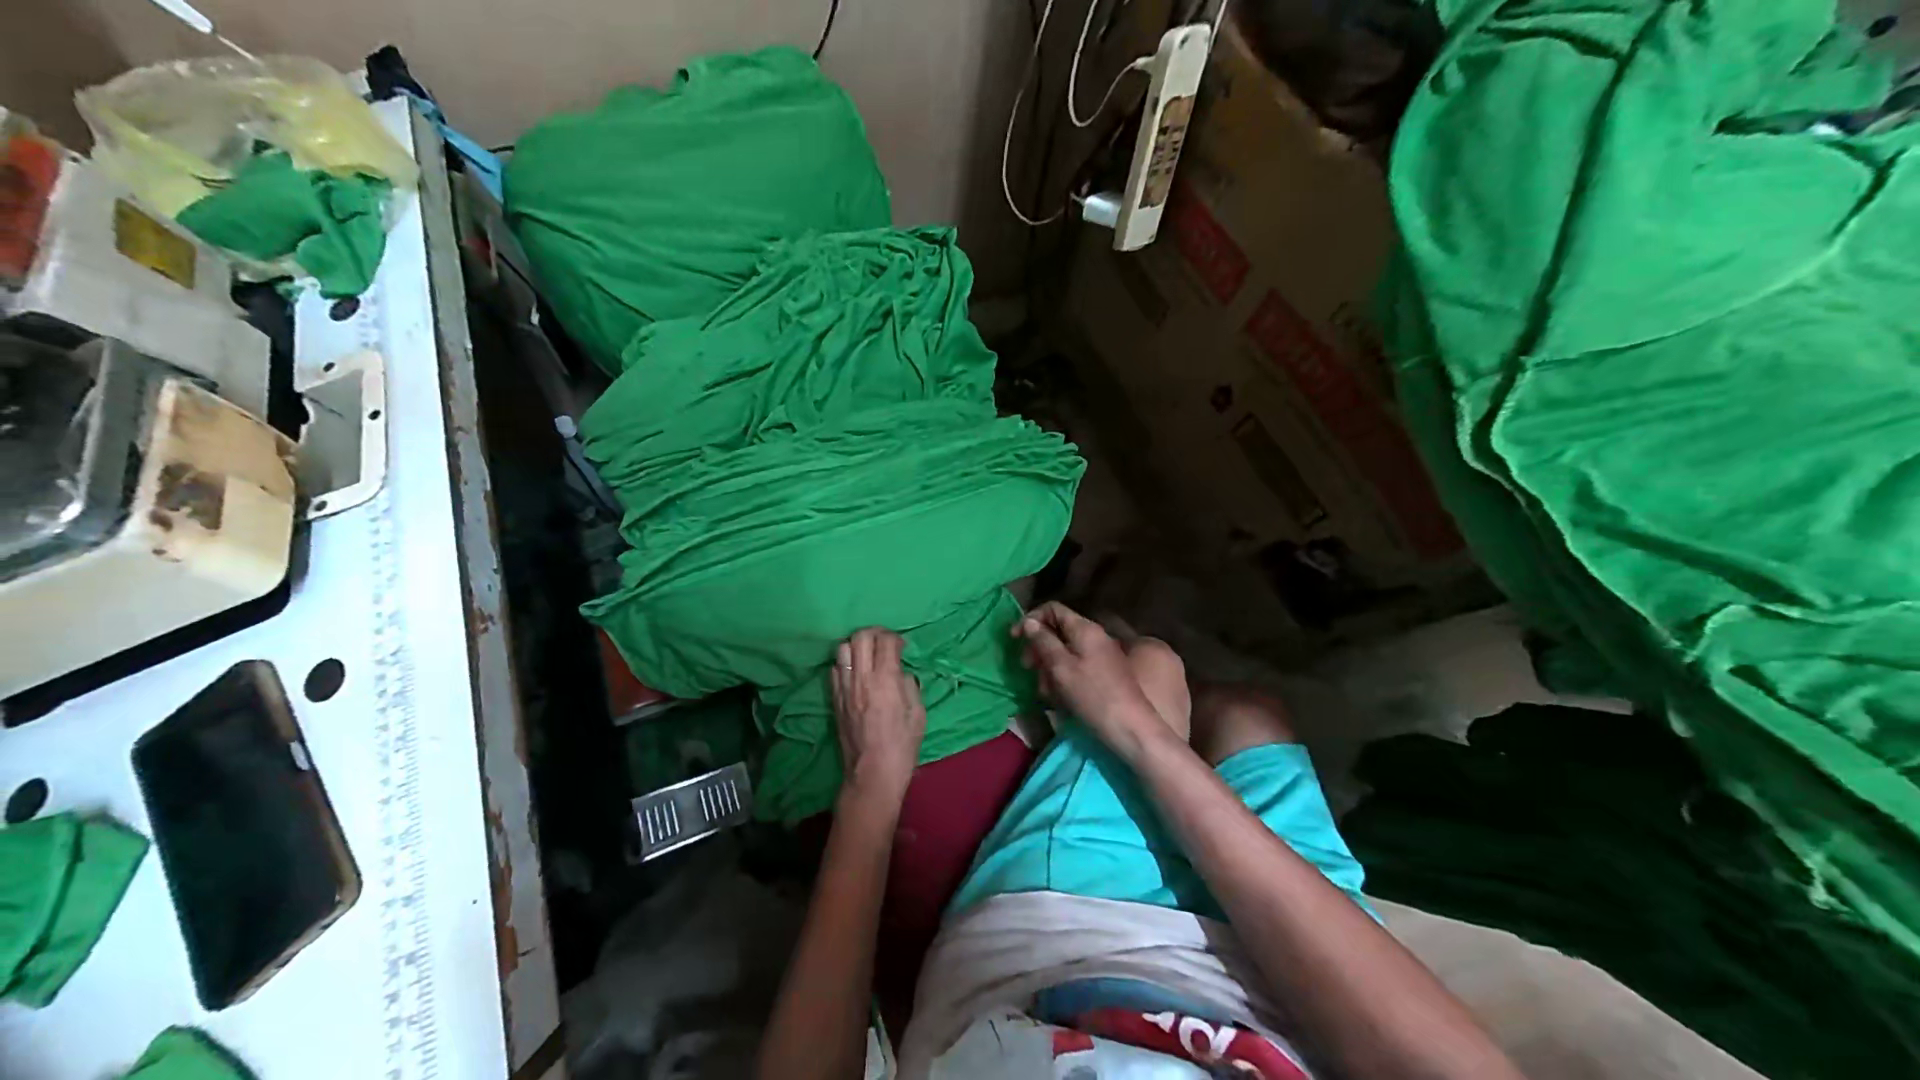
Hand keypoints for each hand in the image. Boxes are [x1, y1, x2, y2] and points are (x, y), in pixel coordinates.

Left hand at [831, 628, 926, 807]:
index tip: (901, 645)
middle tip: (884, 642)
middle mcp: (861, 678)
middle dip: (874, 633)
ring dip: (857, 645)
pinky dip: (845, 663)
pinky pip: (835, 669)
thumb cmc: (902, 746)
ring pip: (842, 648)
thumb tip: (900, 673)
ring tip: (868, 655)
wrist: (872, 774)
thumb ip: (909, 686)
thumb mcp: (918, 714)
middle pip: (860, 637)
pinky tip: (856, 673)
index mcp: (886, 681)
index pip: (885, 641)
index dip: (895, 637)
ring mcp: (844, 688)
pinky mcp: (834, 699)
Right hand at [1012, 602, 1171, 758]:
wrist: (1130, 728)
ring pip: (1065, 652)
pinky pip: (1076, 667)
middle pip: (1058, 631)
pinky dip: (1063, 678)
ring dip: (1049, 667)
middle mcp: (1095, 636)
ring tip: (1045, 690)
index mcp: (1085, 629)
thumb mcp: (1060, 667)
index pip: (1053, 609)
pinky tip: (1058, 698)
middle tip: (1027, 668)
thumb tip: (1029, 622)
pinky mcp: (1103, 674)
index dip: (1031, 619)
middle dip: (1038, 647)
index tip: (1015, 639)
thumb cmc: (1092, 695)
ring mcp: (1101, 656)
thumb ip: (1043, 641)